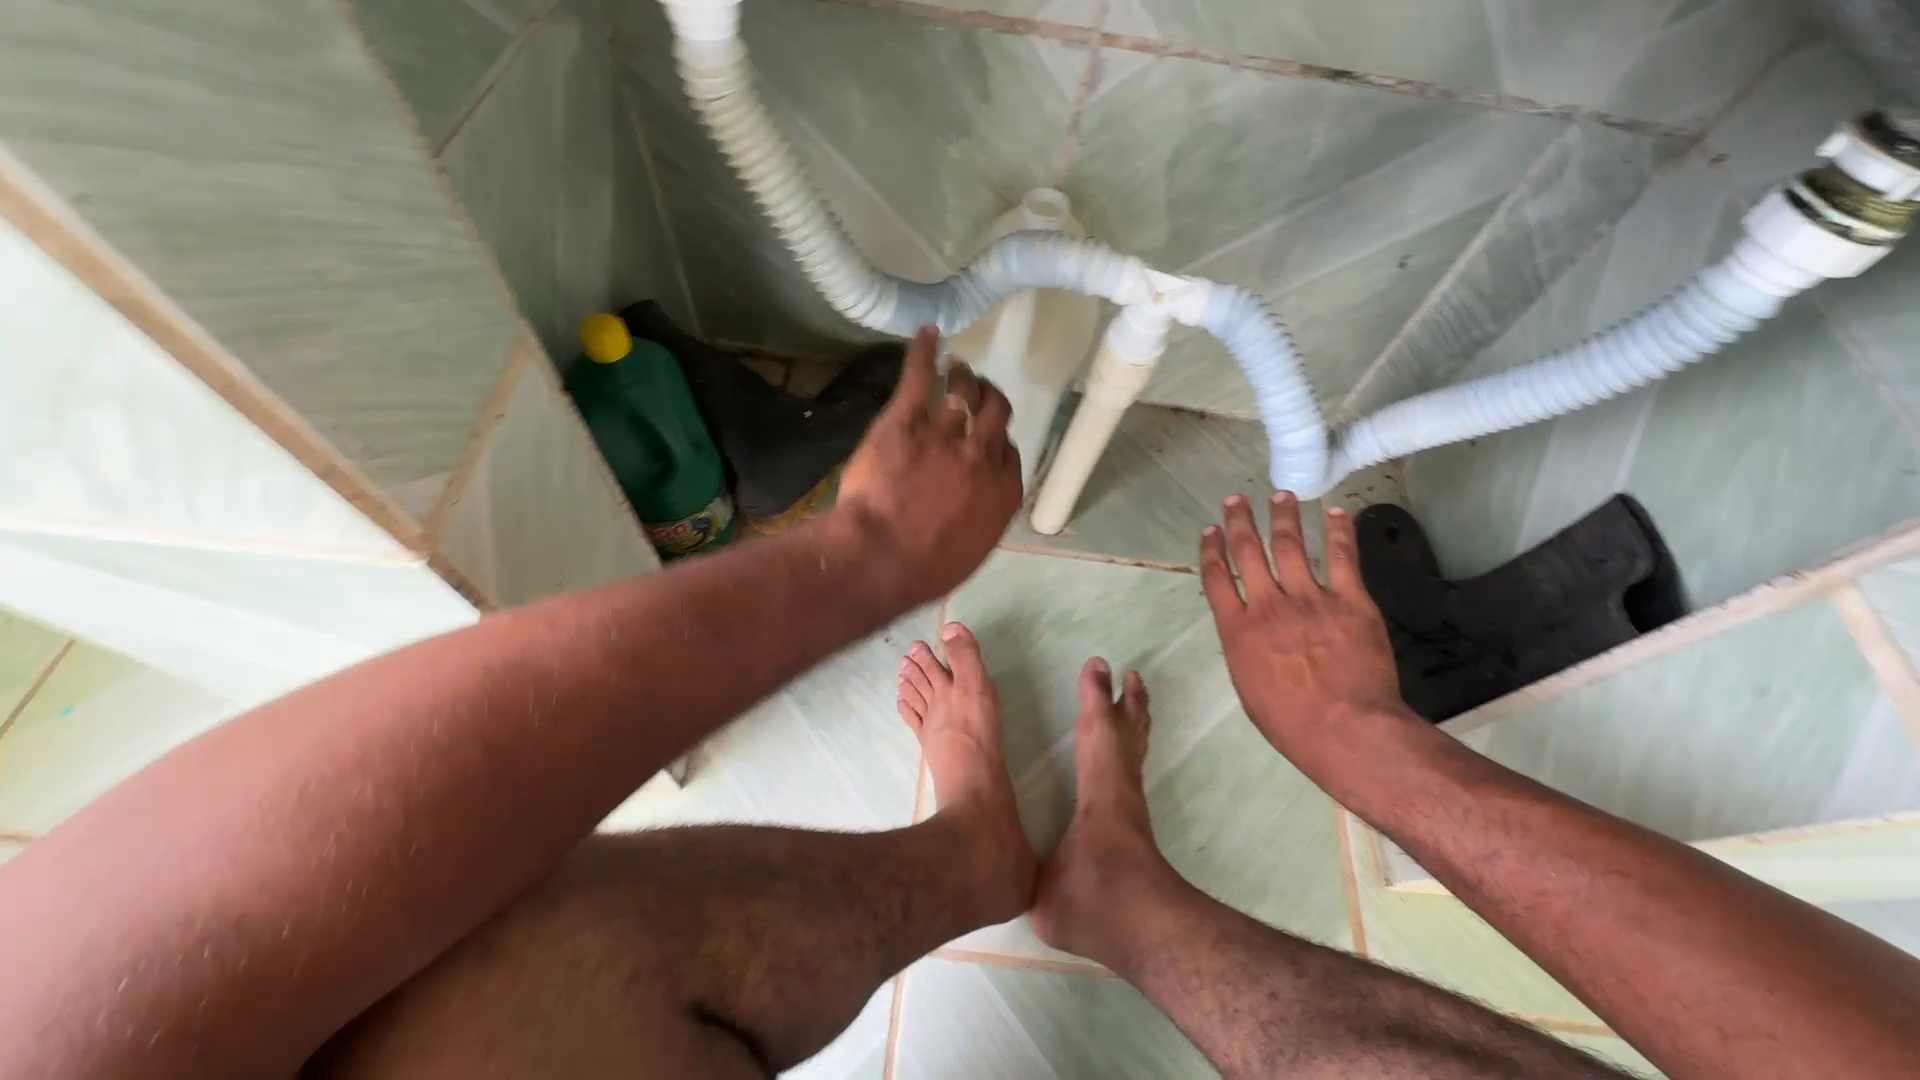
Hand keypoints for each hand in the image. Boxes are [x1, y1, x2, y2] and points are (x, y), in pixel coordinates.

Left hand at [837, 326, 1021, 601]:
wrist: (882, 559)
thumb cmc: (924, 571)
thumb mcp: (969, 553)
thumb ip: (980, 522)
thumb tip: (972, 513)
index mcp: (1003, 491)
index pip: (1010, 452)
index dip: (998, 440)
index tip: (988, 439)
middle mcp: (982, 456)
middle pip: (996, 412)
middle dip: (989, 399)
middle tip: (978, 391)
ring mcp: (946, 434)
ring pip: (963, 391)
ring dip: (962, 376)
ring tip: (957, 367)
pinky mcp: (906, 420)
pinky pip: (920, 377)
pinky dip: (924, 352)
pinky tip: (926, 336)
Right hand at [1199, 493, 1407, 761]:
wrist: (1345, 727)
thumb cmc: (1291, 722)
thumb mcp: (1249, 689)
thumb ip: (1245, 653)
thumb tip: (1249, 636)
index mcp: (1238, 630)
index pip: (1217, 579)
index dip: (1212, 550)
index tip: (1211, 531)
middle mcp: (1267, 605)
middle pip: (1248, 552)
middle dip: (1240, 522)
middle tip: (1236, 500)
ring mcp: (1308, 599)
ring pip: (1290, 545)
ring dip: (1283, 516)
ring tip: (1281, 495)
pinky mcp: (1349, 600)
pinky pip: (1341, 557)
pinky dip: (1338, 531)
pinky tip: (1335, 513)